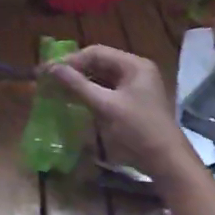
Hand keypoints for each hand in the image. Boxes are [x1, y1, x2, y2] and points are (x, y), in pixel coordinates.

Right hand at [43, 45, 197, 180]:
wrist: (166, 161)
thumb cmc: (138, 130)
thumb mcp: (106, 106)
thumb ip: (78, 85)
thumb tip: (52, 68)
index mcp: (134, 65)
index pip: (96, 52)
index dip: (70, 60)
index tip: (47, 71)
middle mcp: (135, 71)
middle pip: (98, 63)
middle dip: (73, 70)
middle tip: (48, 79)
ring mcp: (134, 88)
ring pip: (101, 78)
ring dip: (79, 83)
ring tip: (56, 89)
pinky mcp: (131, 104)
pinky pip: (106, 92)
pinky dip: (89, 94)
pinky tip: (73, 101)